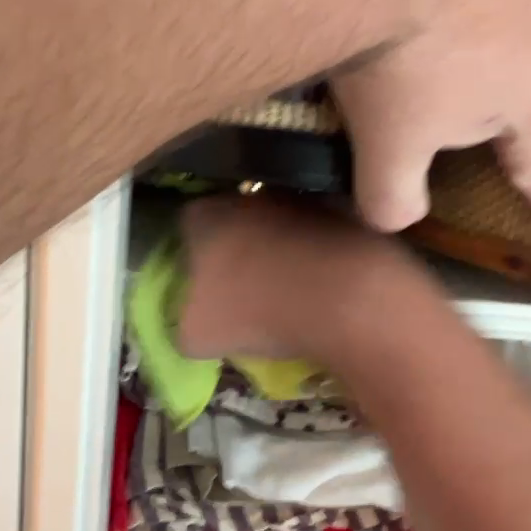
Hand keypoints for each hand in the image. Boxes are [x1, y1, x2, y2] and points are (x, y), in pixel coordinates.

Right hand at [177, 195, 430, 363]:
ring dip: (279, 246)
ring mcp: (297, 196)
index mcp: (204, 214)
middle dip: (236, 246)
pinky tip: (323, 285)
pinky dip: (318, 250)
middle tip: (243, 286)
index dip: (190, 253)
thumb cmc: (260, 313)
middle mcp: (246, 193)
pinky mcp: (342, 208)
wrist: (350, 302)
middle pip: (231, 218)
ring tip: (288, 290)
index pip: (184, 225)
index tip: (201, 282)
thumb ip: (180, 322)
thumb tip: (188, 321)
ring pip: (277, 221)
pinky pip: (318, 230)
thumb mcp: (196, 337)